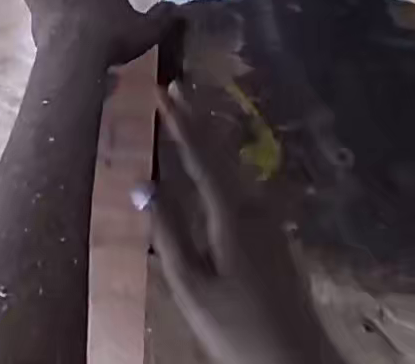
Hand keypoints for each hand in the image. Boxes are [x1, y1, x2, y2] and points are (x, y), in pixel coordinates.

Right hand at [152, 84, 325, 363]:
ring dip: (209, 134)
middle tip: (176, 84)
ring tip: (190, 112)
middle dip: (196, 116)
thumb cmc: (238, 330)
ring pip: (233, 163)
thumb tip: (141, 183)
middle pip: (221, 151)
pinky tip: (216, 162)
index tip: (162, 89)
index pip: (200, 154)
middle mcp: (253, 207)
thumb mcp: (192, 286)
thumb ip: (167, 233)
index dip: (180, 120)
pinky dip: (221, 158)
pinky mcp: (273, 235)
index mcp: (231, 214)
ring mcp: (268, 220)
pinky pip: (240, 179)